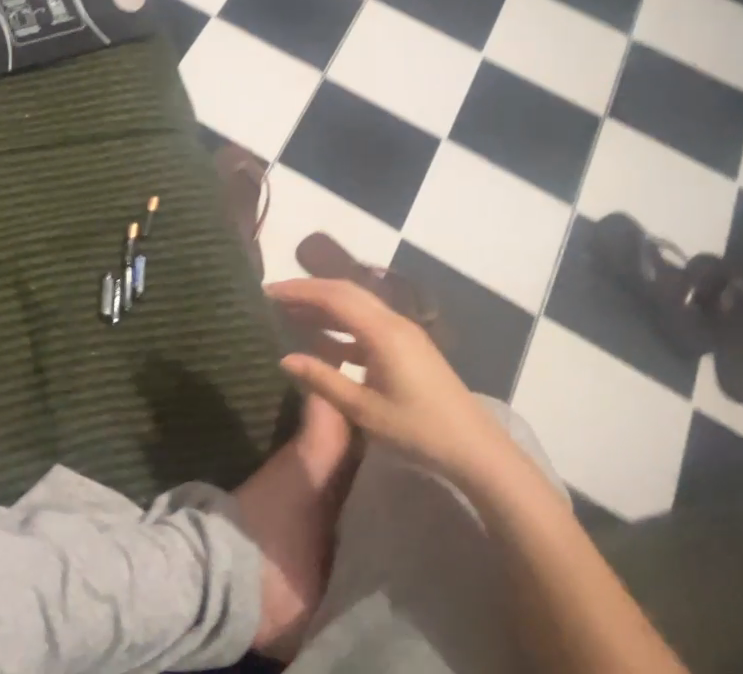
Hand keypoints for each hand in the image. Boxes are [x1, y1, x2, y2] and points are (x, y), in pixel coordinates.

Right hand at [268, 278, 535, 491]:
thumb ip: (322, 379)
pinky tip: (319, 338)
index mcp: (383, 333)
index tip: (266, 293)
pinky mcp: (408, 348)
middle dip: (307, 290)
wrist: (476, 451)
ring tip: (288, 313)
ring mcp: (404, 334)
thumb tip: (283, 357)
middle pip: (345, 292)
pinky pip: (366, 323)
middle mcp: (394, 323)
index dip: (298, 290)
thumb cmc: (419, 430)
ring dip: (323, 304)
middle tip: (272, 297)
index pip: (333, 296)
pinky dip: (339, 322)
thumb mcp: (363, 409)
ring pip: (357, 305)